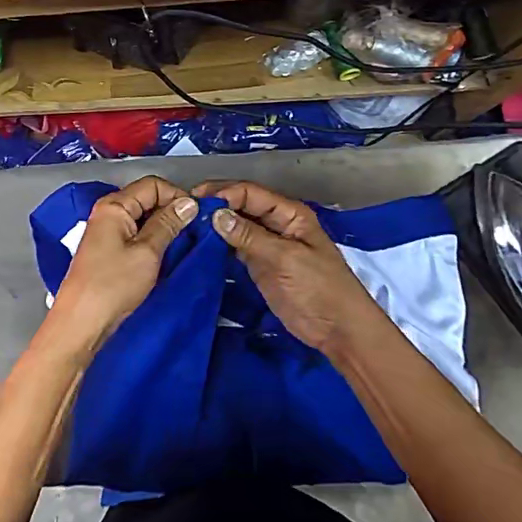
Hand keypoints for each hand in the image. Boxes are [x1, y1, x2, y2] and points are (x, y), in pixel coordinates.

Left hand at [51, 176, 197, 342]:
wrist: (81, 325)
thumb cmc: (112, 287)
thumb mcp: (148, 252)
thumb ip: (168, 223)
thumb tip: (189, 202)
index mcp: (114, 206)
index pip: (153, 185)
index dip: (177, 196)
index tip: (196, 215)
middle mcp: (108, 213)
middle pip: (148, 198)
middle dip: (172, 210)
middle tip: (194, 230)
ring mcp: (108, 232)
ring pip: (145, 218)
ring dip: (165, 227)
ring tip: (184, 243)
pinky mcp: (110, 250)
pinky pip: (138, 234)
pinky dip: (154, 240)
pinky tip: (167, 254)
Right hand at [193, 180, 383, 355]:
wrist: (337, 328)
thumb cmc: (318, 289)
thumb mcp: (284, 259)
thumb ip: (250, 237)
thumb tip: (216, 215)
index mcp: (290, 214)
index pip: (252, 193)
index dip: (224, 193)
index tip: (195, 201)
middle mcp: (278, 224)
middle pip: (243, 206)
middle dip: (216, 206)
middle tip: (184, 211)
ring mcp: (269, 245)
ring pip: (238, 226)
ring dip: (215, 225)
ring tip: (185, 226)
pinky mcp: (262, 266)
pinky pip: (237, 248)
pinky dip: (220, 246)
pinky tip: (199, 246)